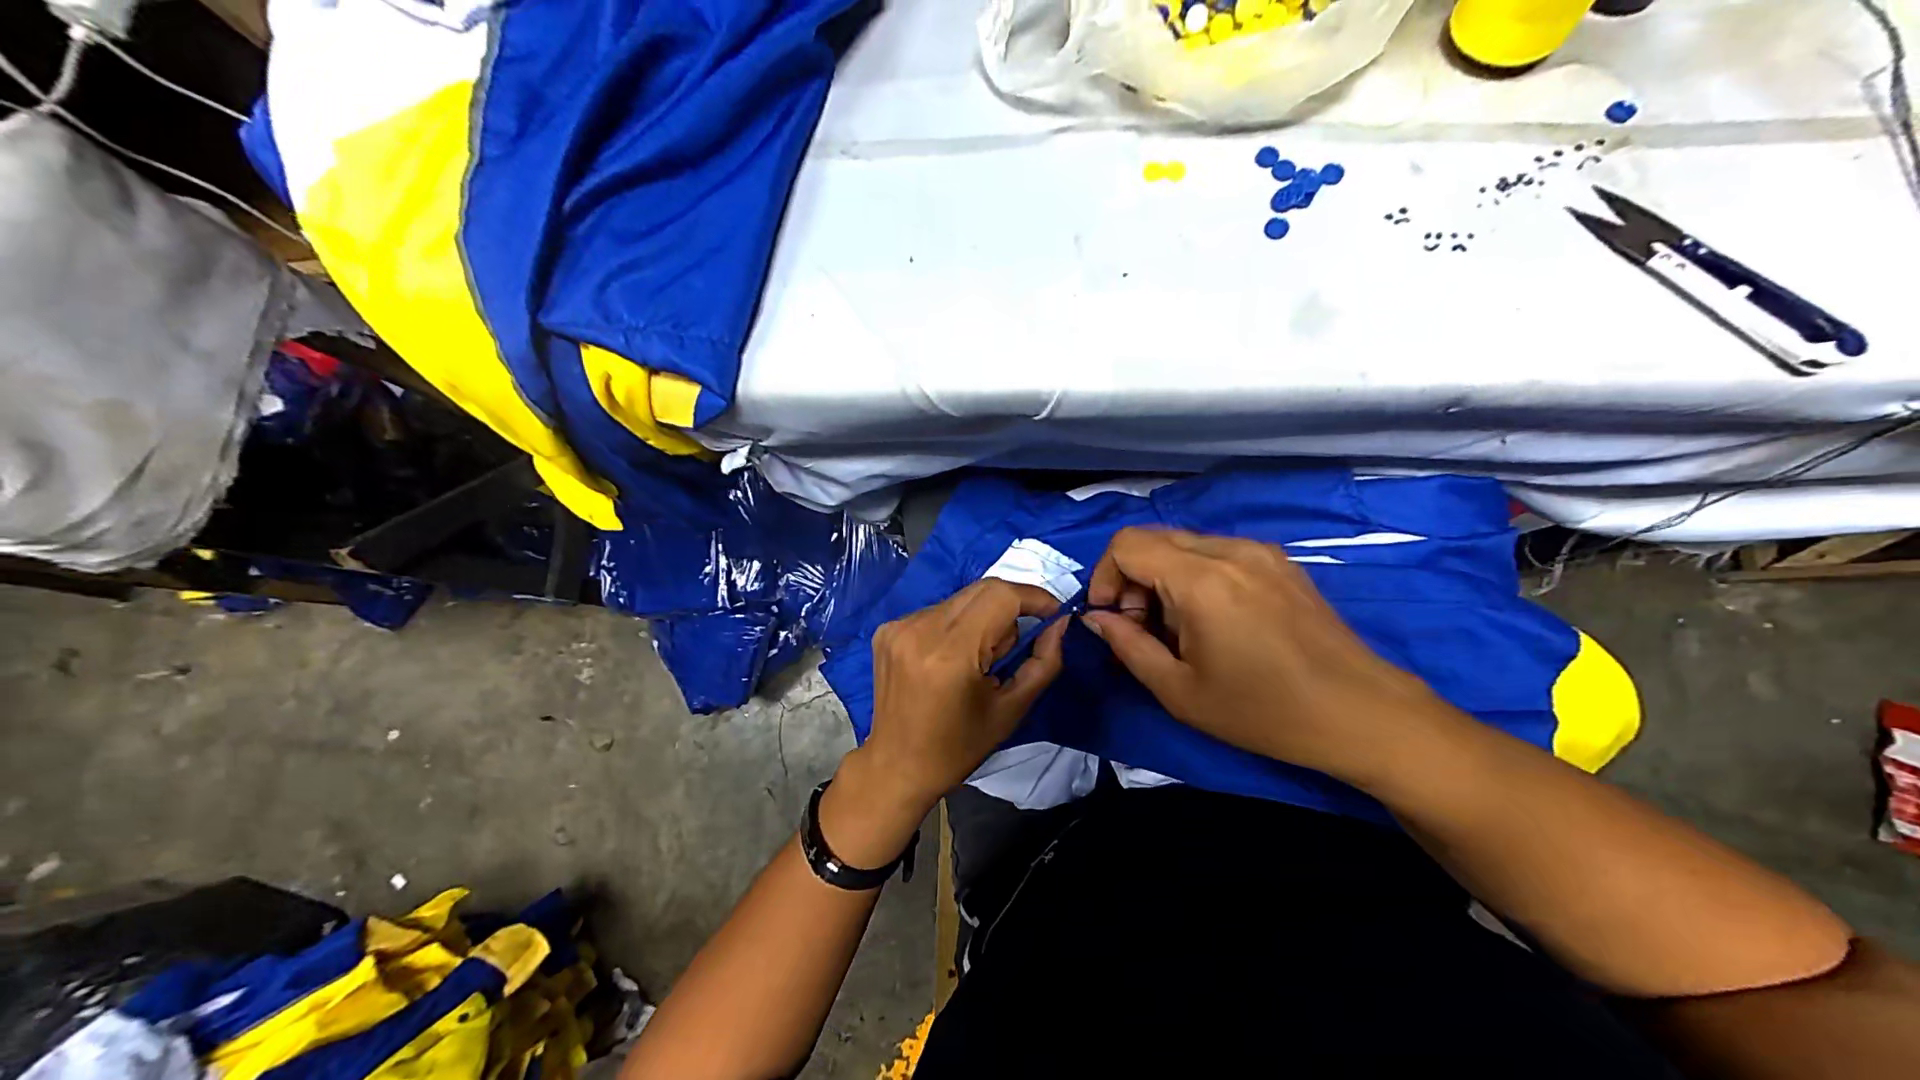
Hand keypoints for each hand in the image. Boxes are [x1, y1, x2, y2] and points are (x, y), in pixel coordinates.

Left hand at [823, 579, 1067, 867]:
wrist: (896, 766)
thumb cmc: (957, 747)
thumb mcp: (1011, 711)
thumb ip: (1043, 662)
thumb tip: (1060, 622)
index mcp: (950, 653)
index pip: (1001, 595)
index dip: (1034, 597)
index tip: (1053, 613)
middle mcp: (920, 629)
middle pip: (981, 590)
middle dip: (1011, 607)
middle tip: (1014, 647)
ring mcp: (898, 626)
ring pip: (960, 599)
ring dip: (982, 618)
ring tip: (979, 660)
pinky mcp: (886, 629)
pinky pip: (937, 611)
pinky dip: (956, 625)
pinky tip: (951, 659)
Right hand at [1083, 526, 1456, 781]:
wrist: (1361, 714)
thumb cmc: (1264, 711)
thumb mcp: (1179, 691)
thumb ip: (1127, 645)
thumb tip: (1096, 617)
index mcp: (1201, 579)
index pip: (1126, 544)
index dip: (1105, 576)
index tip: (1114, 618)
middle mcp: (1230, 550)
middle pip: (1153, 538)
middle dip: (1133, 578)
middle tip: (1145, 628)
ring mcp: (1260, 551)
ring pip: (1185, 543)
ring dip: (1164, 576)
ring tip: (1182, 628)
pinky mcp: (1281, 561)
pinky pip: (1218, 552)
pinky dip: (1197, 575)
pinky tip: (1217, 619)